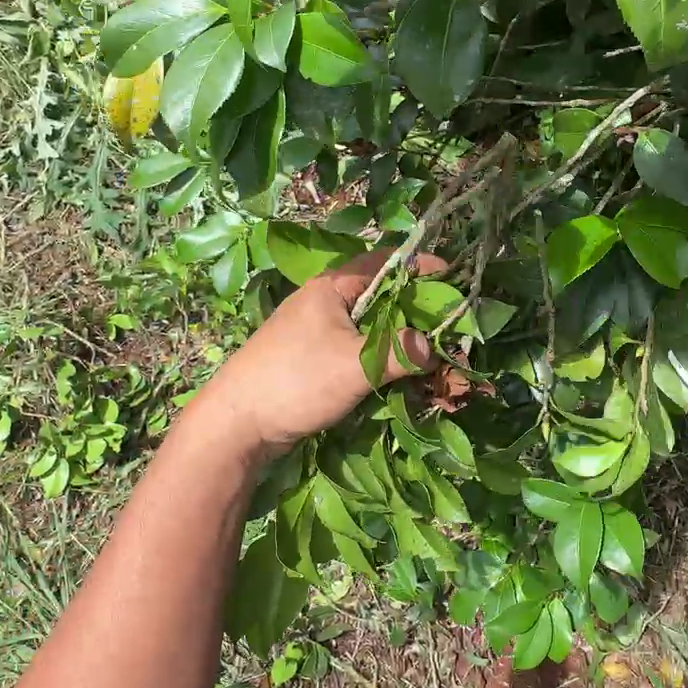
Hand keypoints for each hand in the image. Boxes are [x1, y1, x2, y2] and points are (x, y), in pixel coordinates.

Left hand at [195, 250, 442, 459]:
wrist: (235, 424)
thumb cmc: (296, 381)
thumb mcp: (356, 365)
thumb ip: (400, 353)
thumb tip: (434, 346)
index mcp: (333, 287)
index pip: (386, 262)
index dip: (420, 266)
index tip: (452, 275)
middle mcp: (324, 301)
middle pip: (380, 294)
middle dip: (415, 307)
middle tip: (446, 322)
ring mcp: (315, 329)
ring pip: (368, 324)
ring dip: (397, 336)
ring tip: (428, 351)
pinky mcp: (310, 357)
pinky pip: (354, 346)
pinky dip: (378, 355)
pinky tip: (394, 374)